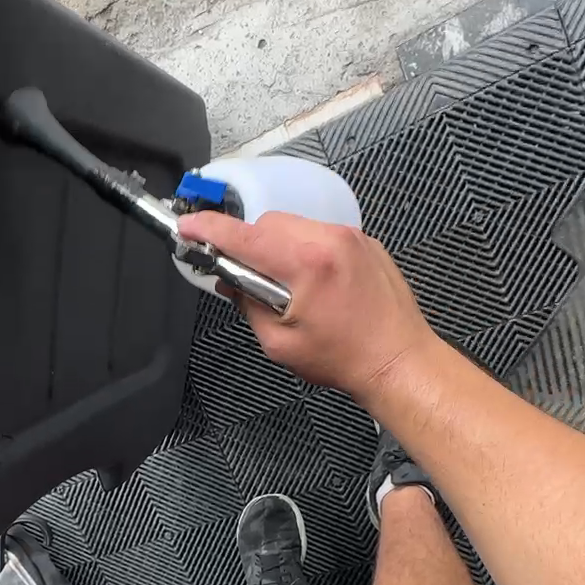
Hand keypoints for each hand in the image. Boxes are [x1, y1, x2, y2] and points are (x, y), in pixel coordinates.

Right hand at [179, 211, 439, 396]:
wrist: (397, 361)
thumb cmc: (344, 358)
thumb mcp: (279, 343)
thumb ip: (248, 305)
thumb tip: (231, 282)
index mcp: (306, 264)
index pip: (244, 237)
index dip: (208, 230)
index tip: (187, 226)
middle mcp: (330, 240)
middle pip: (268, 223)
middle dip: (247, 245)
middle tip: (242, 279)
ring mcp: (351, 238)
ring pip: (293, 226)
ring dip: (275, 248)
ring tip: (282, 287)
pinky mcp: (364, 243)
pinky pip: (319, 234)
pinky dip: (302, 251)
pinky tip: (309, 285)